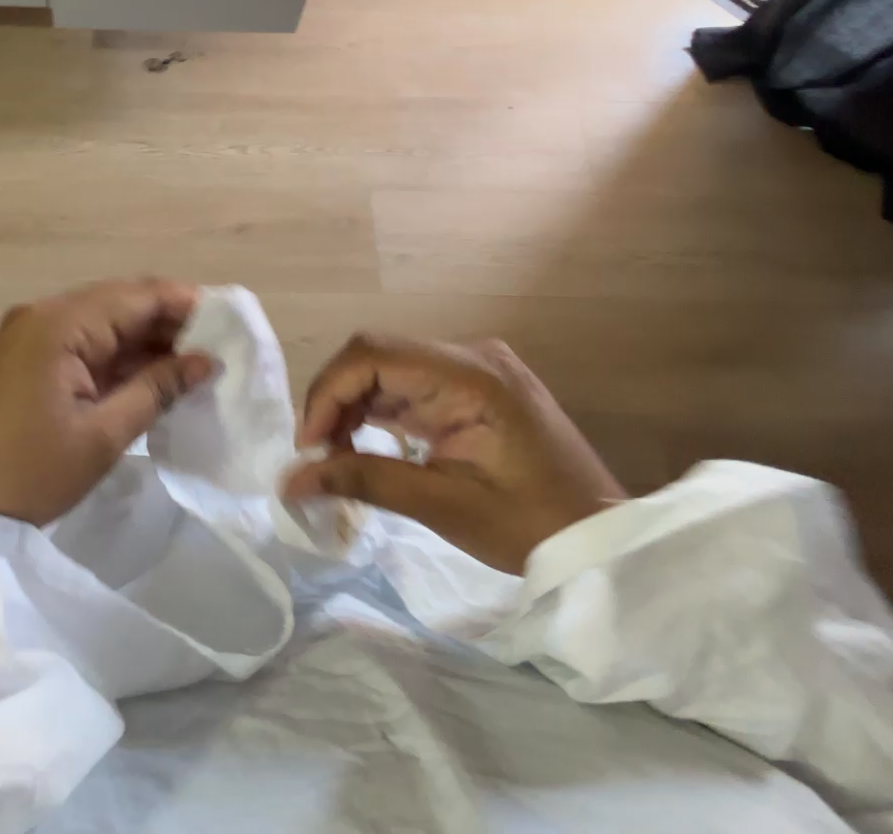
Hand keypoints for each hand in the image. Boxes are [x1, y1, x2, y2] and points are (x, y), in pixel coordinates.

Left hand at [0, 278, 218, 526]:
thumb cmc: (25, 473)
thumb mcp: (101, 435)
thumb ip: (156, 389)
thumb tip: (205, 361)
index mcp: (59, 324)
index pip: (136, 296)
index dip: (187, 305)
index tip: (233, 324)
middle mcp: (41, 317)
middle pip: (118, 305)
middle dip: (169, 325)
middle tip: (219, 350)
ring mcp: (26, 339)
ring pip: (100, 327)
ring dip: (144, 345)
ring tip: (195, 367)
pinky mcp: (21, 363)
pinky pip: (79, 348)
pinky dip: (115, 361)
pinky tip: (150, 380)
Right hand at [283, 334, 625, 574]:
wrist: (601, 539)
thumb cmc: (529, 525)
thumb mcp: (441, 505)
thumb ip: (363, 481)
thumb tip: (291, 481)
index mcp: (470, 376)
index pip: (373, 354)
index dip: (328, 393)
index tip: (310, 446)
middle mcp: (471, 357)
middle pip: (377, 355)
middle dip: (335, 400)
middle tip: (317, 454)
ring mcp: (474, 370)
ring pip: (387, 369)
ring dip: (353, 406)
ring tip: (334, 454)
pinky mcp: (473, 389)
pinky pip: (409, 386)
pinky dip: (378, 412)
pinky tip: (362, 444)